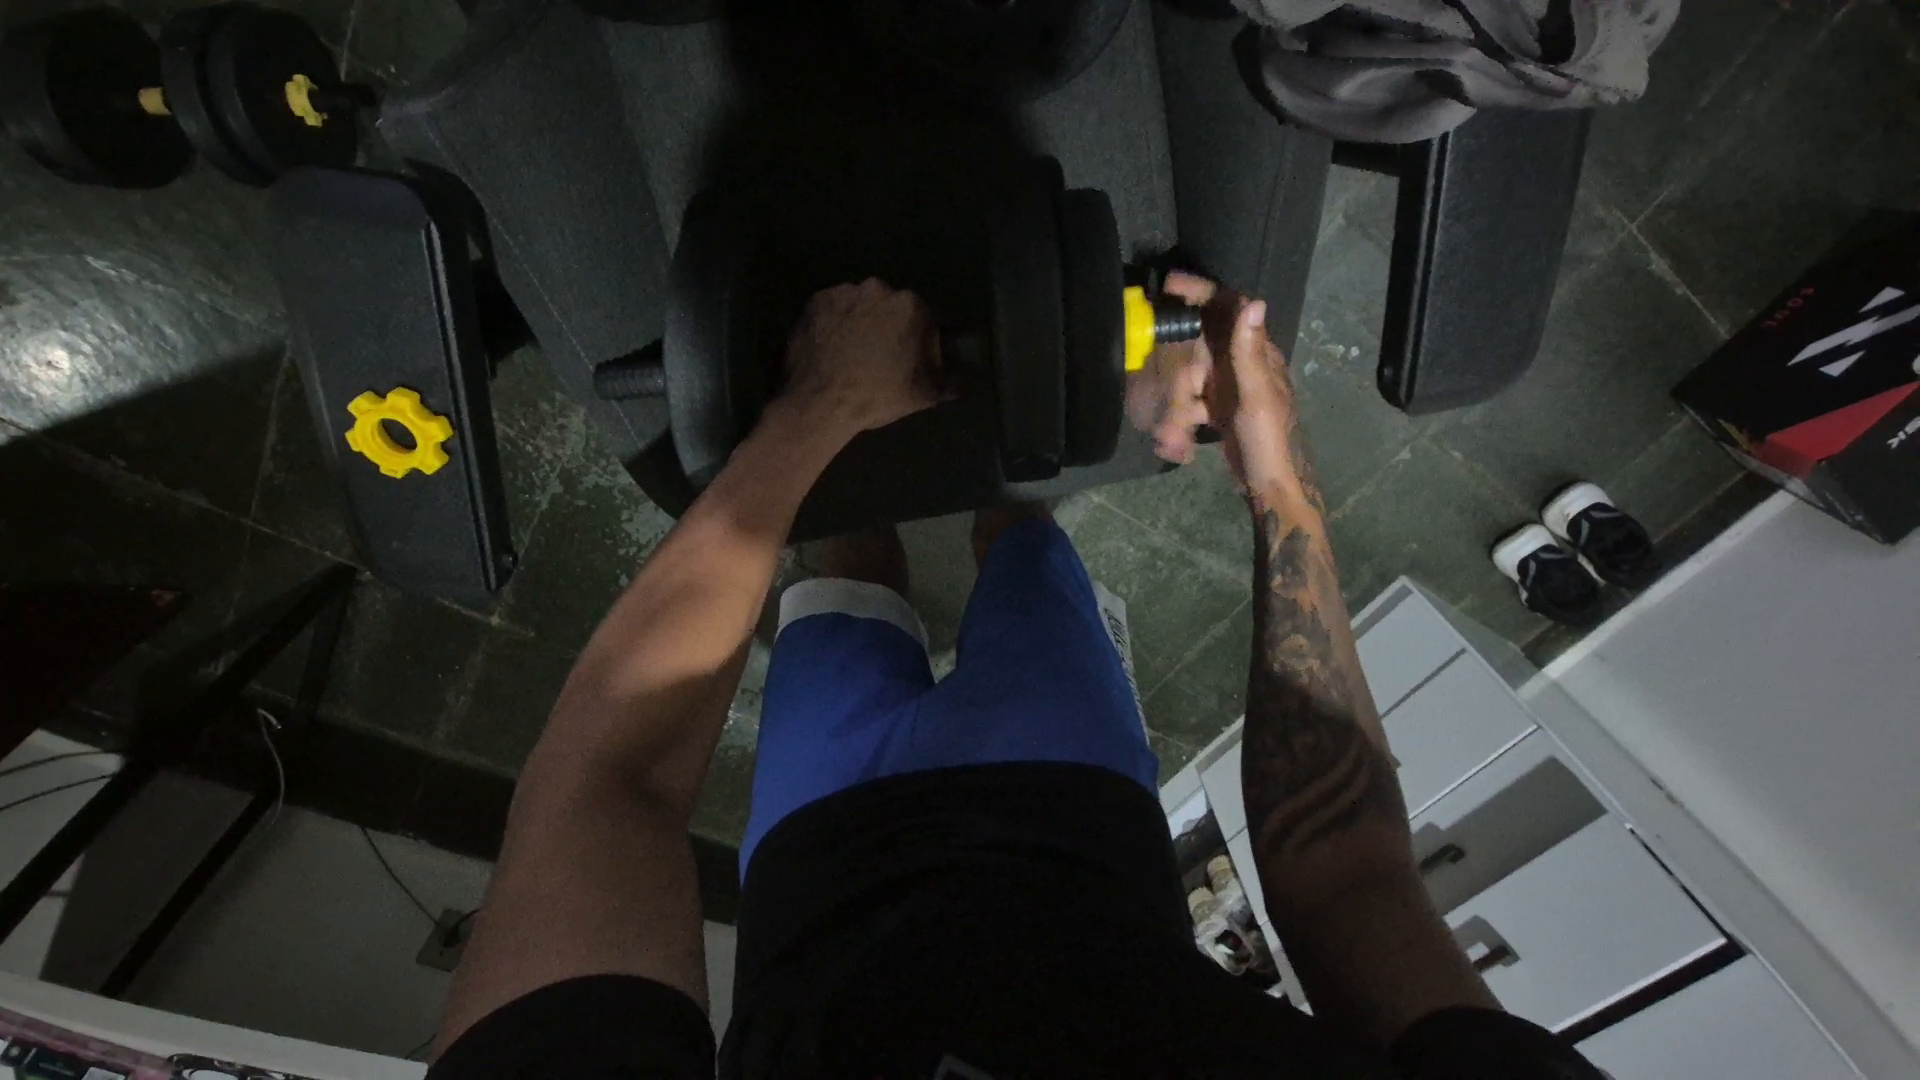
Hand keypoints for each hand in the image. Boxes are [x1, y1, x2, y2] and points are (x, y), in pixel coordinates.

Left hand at [780, 278, 944, 440]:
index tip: (914, 357)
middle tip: (883, 356)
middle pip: (893, 307)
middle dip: (892, 327)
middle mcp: (879, 288)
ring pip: (863, 305)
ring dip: (864, 322)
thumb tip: (967, 376)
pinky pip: (835, 308)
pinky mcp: (816, 300)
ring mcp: (844, 292)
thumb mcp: (925, 394)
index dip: (924, 338)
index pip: (927, 317)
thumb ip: (952, 380)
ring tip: (855, 352)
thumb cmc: (878, 396)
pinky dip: (837, 322)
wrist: (821, 402)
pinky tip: (834, 346)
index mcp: (912, 306)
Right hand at [1132, 272, 1312, 503]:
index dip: (1201, 293)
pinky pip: (1191, 402)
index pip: (1230, 310)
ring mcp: (1231, 388)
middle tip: (1151, 363)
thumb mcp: (1258, 398)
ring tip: (1162, 418)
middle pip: (1203, 343)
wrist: (1272, 487)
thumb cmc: (1270, 442)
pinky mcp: (1220, 410)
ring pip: (1192, 375)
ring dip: (1174, 393)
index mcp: (1257, 356)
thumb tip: (1253, 302)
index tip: (1169, 285)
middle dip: (1175, 353)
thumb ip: (1250, 353)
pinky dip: (1179, 413)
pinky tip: (1170, 433)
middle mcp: (1244, 365)